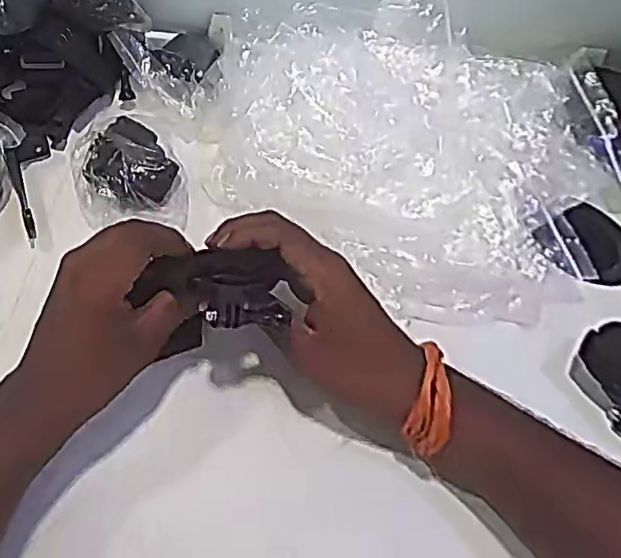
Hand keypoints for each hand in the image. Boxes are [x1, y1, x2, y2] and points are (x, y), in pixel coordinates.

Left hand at [7, 220, 195, 429]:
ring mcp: (72, 265)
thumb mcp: (143, 341)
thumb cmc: (89, 373)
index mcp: (100, 271)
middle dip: (160, 242)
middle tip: (183, 268)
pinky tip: (141, 283)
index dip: (173, 242)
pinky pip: (102, 250)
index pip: (143, 235)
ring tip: (167, 276)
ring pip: (115, 237)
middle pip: (128, 231)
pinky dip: (125, 255)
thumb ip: (173, 308)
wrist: (47, 391)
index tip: (191, 260)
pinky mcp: (68, 275)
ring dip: (142, 247)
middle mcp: (82, 260)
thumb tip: (192, 292)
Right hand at [208, 211, 423, 429]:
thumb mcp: (305, 349)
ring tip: (222, 262)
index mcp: (321, 269)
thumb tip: (242, 303)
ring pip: (282, 243)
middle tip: (212, 251)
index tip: (215, 248)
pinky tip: (245, 279)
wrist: (408, 392)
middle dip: (240, 232)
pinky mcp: (327, 288)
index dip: (240, 232)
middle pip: (276, 228)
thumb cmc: (361, 371)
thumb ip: (269, 318)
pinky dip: (263, 261)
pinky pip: (289, 261)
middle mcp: (325, 263)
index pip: (275, 230)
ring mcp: (328, 274)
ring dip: (250, 244)